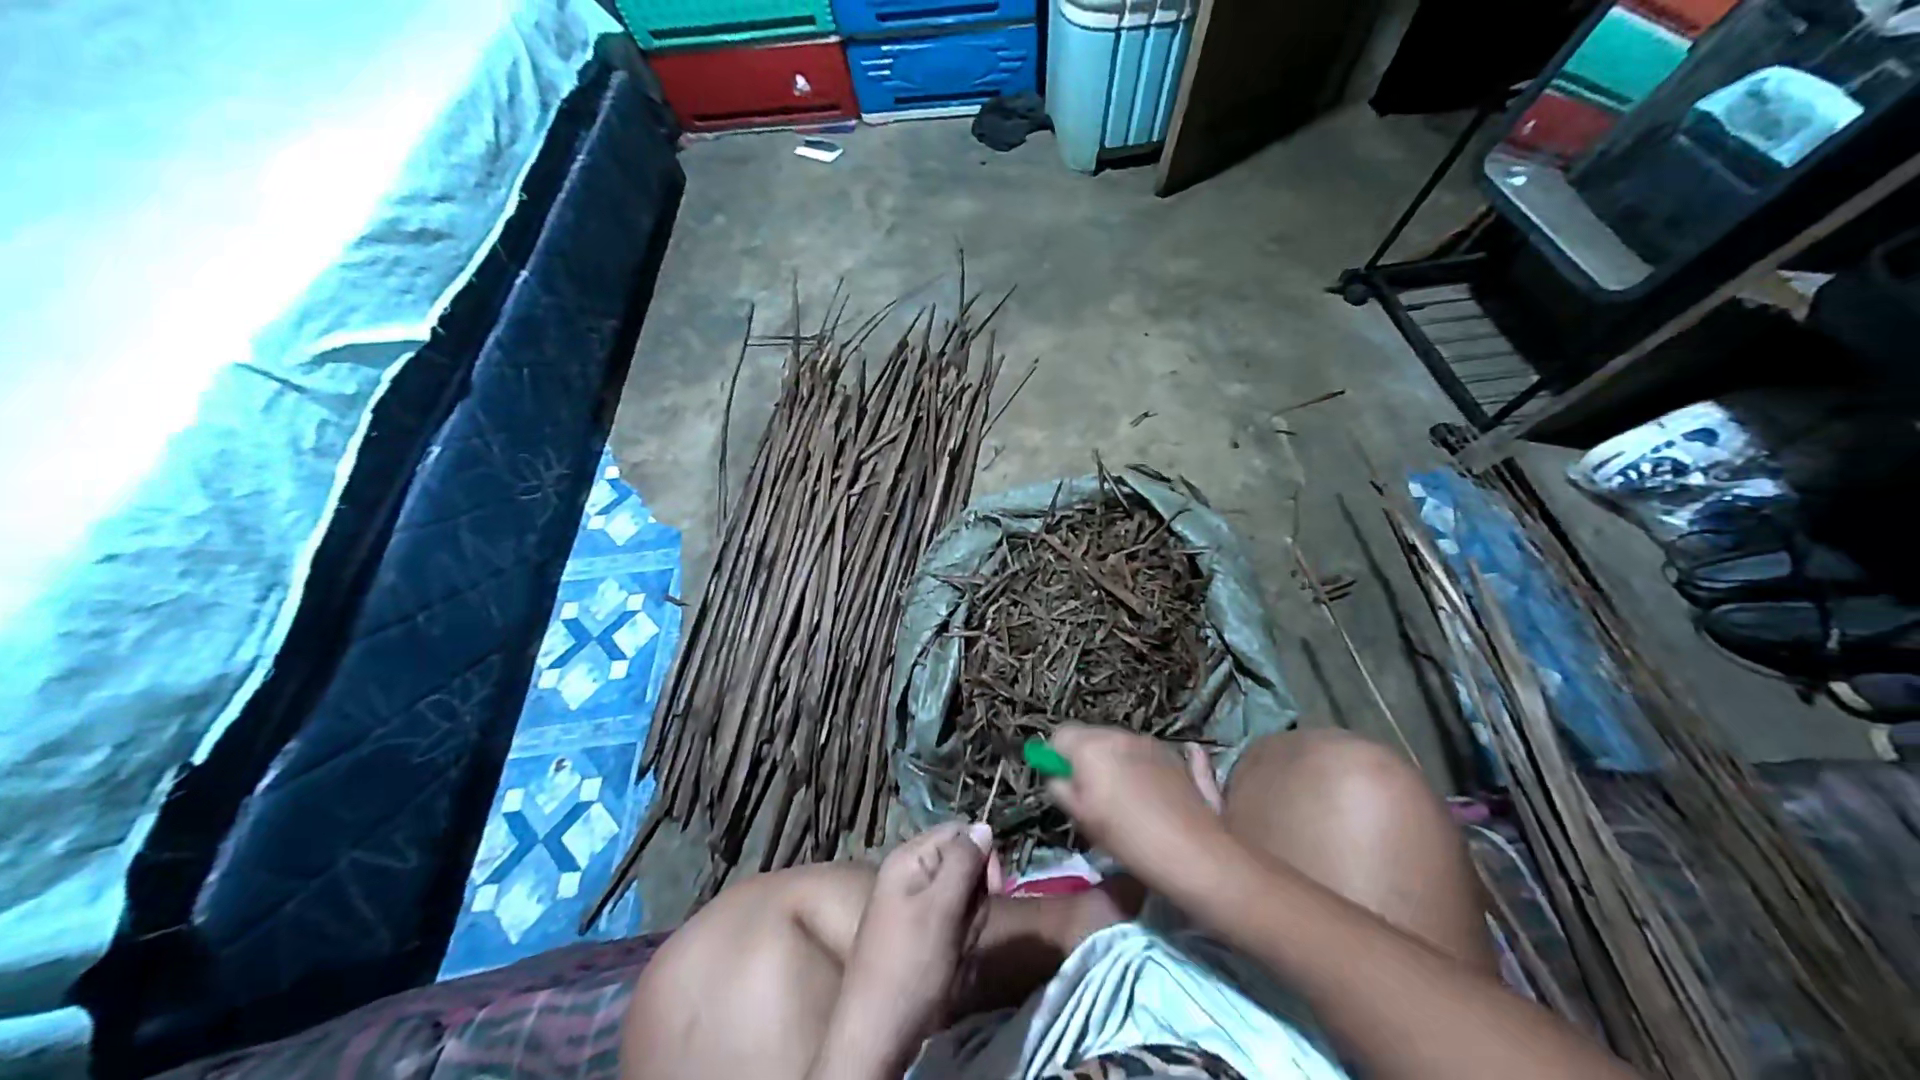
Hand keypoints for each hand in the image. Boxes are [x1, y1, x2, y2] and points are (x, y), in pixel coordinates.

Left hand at [814, 822, 995, 1079]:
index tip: (992, 889)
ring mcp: (912, 905)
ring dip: (968, 924)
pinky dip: (958, 942)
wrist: (878, 1033)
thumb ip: (964, 862)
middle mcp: (909, 874)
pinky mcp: (918, 932)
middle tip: (962, 928)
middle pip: (963, 865)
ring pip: (962, 898)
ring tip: (953, 951)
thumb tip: (983, 826)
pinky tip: (949, 964)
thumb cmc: (911, 965)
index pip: (959, 833)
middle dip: (974, 897)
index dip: (982, 856)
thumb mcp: (942, 908)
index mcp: (909, 858)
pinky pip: (952, 923)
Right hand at [1045, 725, 1228, 885]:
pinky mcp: (1174, 755)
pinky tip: (1148, 789)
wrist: (1193, 853)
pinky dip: (1139, 764)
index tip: (1064, 782)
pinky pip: (1144, 753)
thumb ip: (1061, 788)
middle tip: (1092, 794)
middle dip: (1085, 757)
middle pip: (1090, 736)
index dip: (1056, 756)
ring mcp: (1150, 742)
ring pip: (1118, 743)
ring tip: (1122, 798)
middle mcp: (1119, 735)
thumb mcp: (1082, 818)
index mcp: (1091, 747)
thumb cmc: (1128, 838)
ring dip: (1112, 761)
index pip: (1059, 735)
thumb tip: (1060, 777)